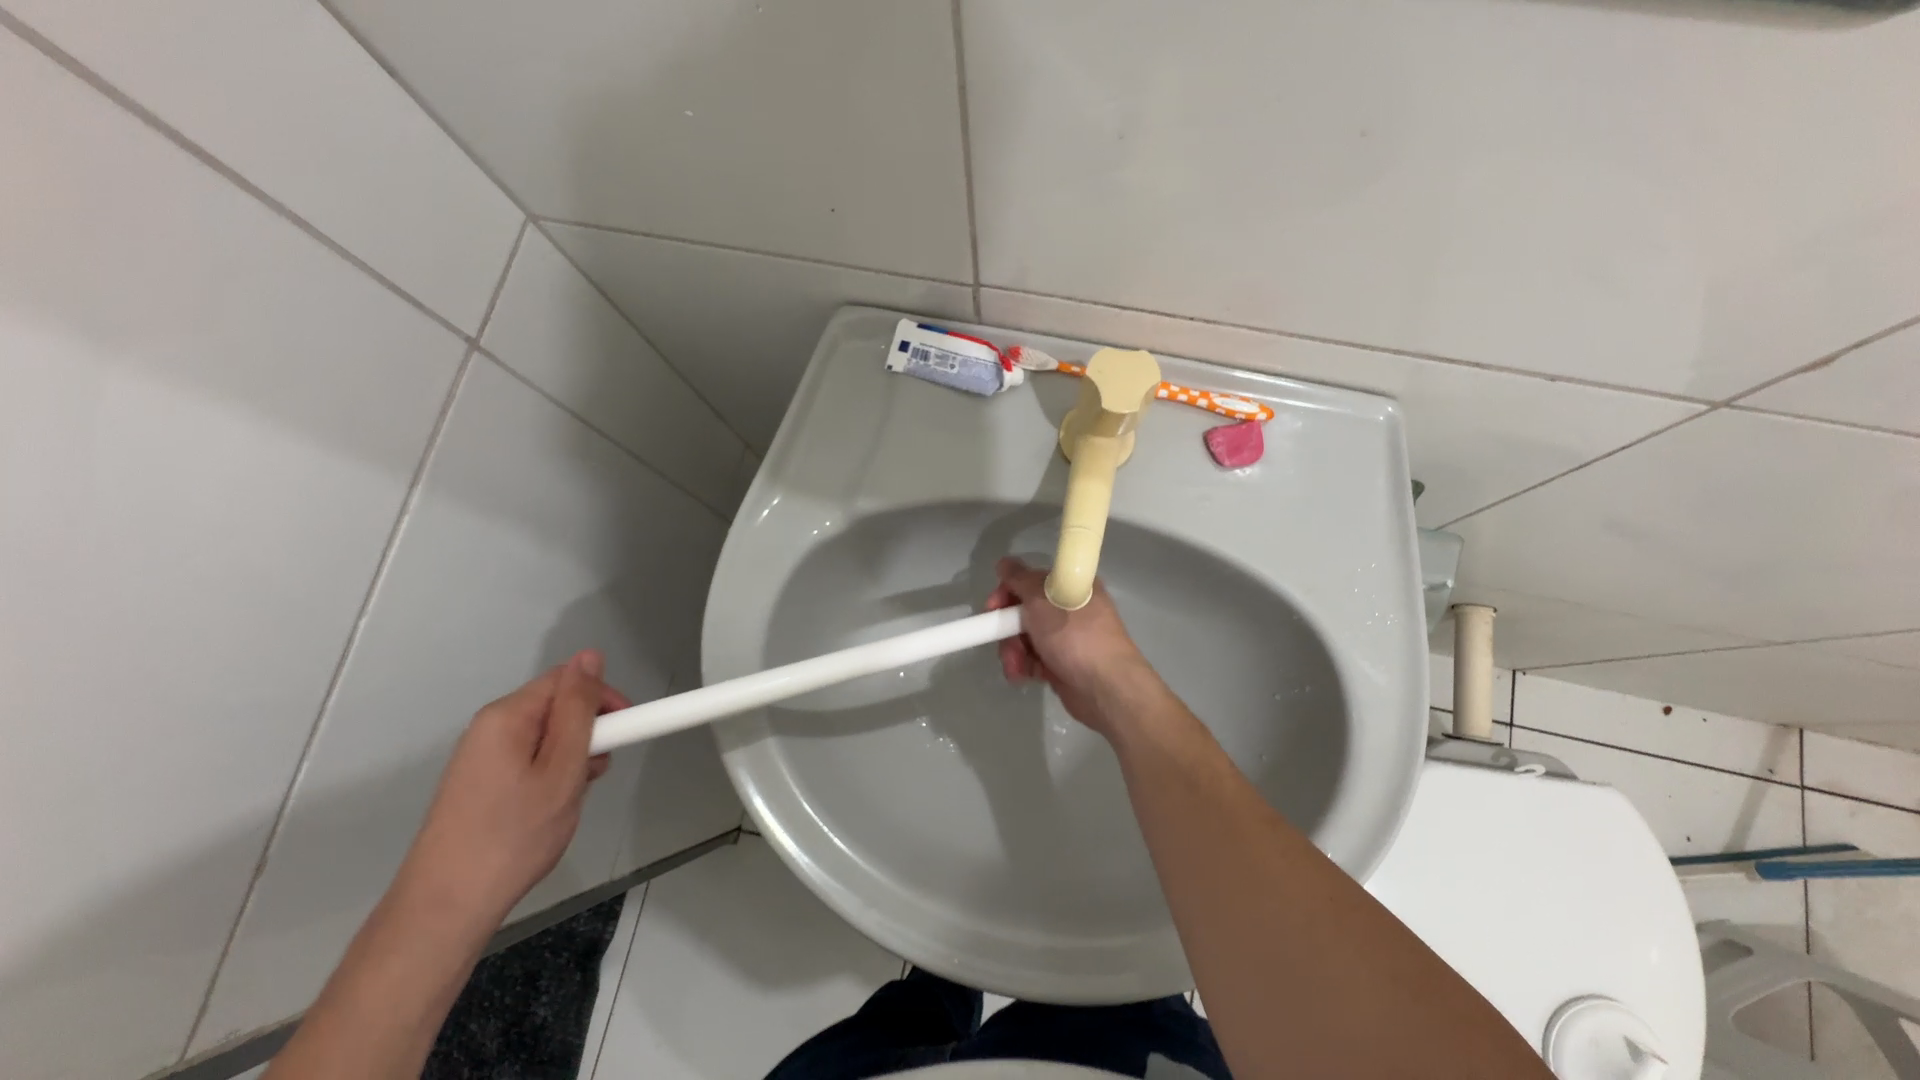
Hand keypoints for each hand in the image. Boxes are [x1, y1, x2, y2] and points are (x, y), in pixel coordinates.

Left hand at [396, 649, 629, 929]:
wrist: (448, 903)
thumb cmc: (514, 836)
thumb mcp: (561, 770)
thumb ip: (579, 711)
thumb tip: (589, 656)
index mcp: (507, 716)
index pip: (567, 679)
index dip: (603, 699)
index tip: (626, 733)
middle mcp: (488, 728)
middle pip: (555, 707)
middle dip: (587, 734)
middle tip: (595, 775)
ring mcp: (480, 757)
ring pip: (544, 738)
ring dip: (570, 759)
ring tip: (570, 800)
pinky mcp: (478, 782)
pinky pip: (527, 761)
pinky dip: (549, 777)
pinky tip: (548, 811)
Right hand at [986, 556, 1150, 737]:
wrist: (1105, 687)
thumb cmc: (1075, 635)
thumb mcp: (1042, 599)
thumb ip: (1019, 579)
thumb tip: (1004, 563)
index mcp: (1071, 587)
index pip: (1031, 580)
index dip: (1008, 591)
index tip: (993, 606)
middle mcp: (1070, 609)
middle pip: (1025, 611)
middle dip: (1008, 628)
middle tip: (1002, 640)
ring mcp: (1067, 638)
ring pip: (1026, 637)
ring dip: (1013, 651)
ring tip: (1016, 666)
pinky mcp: (1062, 663)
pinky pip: (1034, 659)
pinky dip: (1024, 666)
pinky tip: (1023, 676)